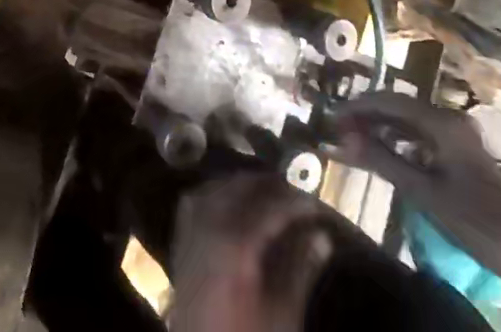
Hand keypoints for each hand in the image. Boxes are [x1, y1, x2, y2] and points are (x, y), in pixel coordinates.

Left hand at [166, 172, 333, 331]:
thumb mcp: (282, 314)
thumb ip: (299, 268)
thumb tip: (321, 235)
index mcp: (233, 244)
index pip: (270, 207)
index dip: (297, 203)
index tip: (319, 206)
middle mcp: (207, 229)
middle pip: (239, 189)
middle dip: (269, 186)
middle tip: (297, 195)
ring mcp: (189, 236)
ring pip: (216, 190)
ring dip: (242, 186)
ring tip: (268, 194)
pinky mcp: (179, 250)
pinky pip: (195, 204)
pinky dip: (215, 195)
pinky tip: (231, 205)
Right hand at [330, 92, 500, 209]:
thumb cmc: (475, 220)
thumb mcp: (423, 192)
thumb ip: (383, 161)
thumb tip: (344, 138)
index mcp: (443, 122)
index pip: (391, 101)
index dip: (359, 106)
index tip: (332, 116)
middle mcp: (450, 118)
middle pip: (400, 107)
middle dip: (368, 115)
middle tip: (338, 128)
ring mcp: (457, 133)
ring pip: (409, 120)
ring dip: (381, 127)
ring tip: (354, 138)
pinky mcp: (459, 149)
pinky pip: (421, 134)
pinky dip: (398, 139)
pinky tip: (382, 151)